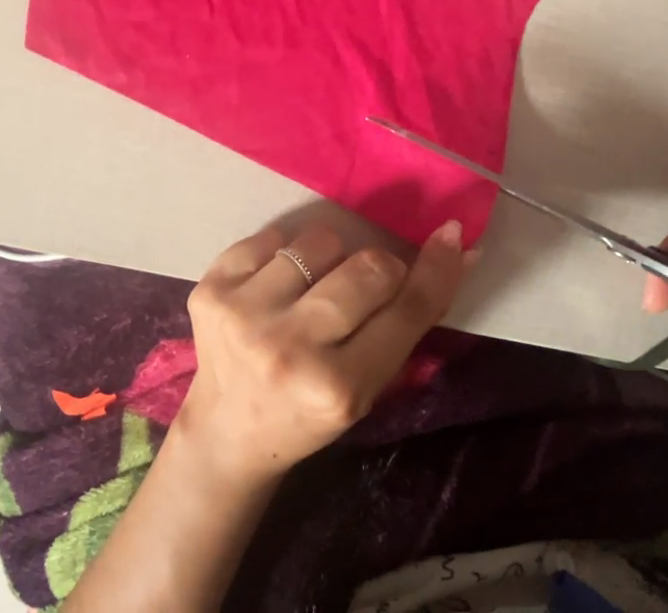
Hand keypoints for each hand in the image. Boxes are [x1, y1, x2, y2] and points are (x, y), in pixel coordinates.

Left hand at [173, 220, 476, 485]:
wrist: (228, 432)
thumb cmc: (310, 413)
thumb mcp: (367, 388)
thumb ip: (408, 324)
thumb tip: (458, 248)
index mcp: (338, 389)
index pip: (406, 311)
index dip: (436, 269)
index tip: (451, 235)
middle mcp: (288, 350)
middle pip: (367, 268)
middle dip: (379, 268)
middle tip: (367, 285)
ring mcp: (243, 317)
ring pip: (318, 242)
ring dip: (328, 258)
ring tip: (313, 290)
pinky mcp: (209, 292)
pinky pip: (271, 238)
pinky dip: (282, 254)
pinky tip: (275, 287)